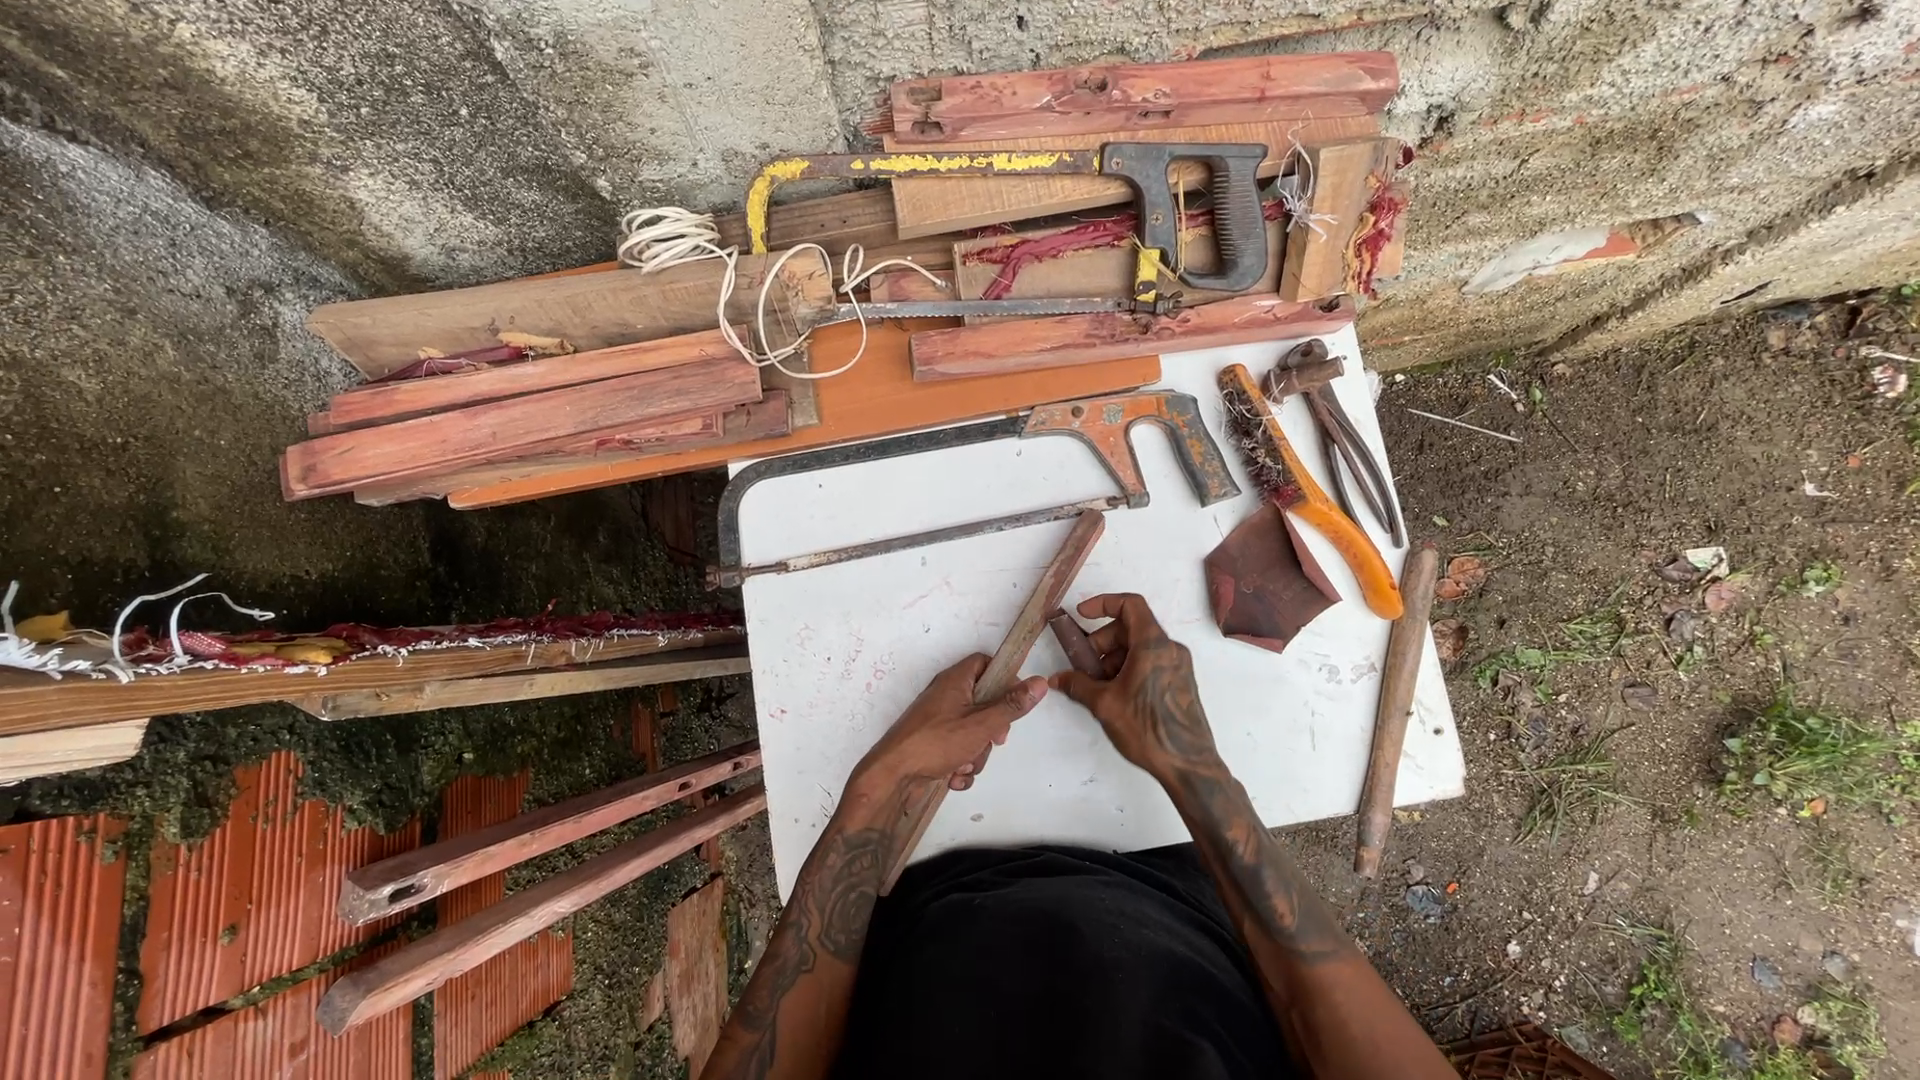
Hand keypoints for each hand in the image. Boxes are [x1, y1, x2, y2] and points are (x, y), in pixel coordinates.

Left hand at [851, 654, 1047, 795]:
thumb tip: (1040, 683)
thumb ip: (1012, 705)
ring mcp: (938, 721)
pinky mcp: (933, 744)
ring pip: (974, 732)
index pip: (985, 663)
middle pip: (984, 702)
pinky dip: (961, 766)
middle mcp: (946, 696)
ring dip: (976, 753)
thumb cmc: (935, 742)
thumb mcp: (981, 724)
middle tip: (994, 740)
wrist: (893, 776)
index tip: (1016, 701)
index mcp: (955, 681)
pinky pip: (959, 750)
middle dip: (993, 728)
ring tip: (965, 764)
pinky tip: (953, 776)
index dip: (1004, 678)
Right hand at [1049, 593, 1221, 780]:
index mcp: (1154, 645)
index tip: (1082, 615)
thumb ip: (1078, 685)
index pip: (1130, 604)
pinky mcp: (1180, 682)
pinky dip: (1129, 669)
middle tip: (1084, 666)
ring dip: (1113, 659)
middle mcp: (1170, 649)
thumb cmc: (1148, 729)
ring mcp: (1178, 666)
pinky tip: (1115, 695)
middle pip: (1131, 628)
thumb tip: (1057, 679)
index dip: (1103, 603)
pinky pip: (1150, 662)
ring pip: (1139, 647)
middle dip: (1102, 642)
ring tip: (1098, 686)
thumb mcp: (1105, 705)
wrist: (1188, 764)